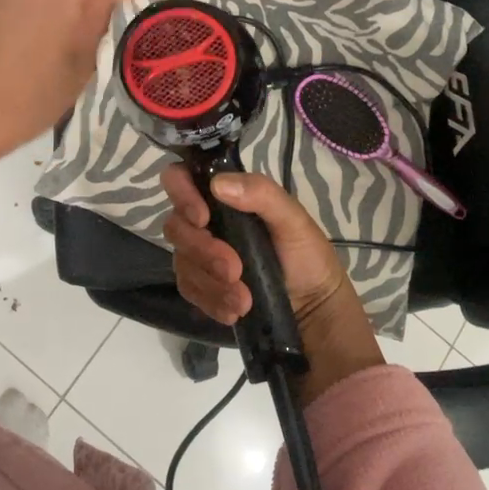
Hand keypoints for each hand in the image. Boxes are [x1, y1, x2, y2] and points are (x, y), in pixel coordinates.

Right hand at [160, 166, 350, 326]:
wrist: (313, 307)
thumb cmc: (306, 254)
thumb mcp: (293, 219)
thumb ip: (262, 194)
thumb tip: (218, 184)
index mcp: (223, 196)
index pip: (179, 179)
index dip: (181, 194)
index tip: (202, 218)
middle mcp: (204, 222)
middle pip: (176, 227)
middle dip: (203, 251)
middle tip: (235, 270)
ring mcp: (199, 255)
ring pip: (182, 262)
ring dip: (211, 283)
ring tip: (245, 300)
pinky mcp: (200, 286)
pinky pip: (189, 291)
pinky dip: (211, 302)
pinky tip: (235, 310)